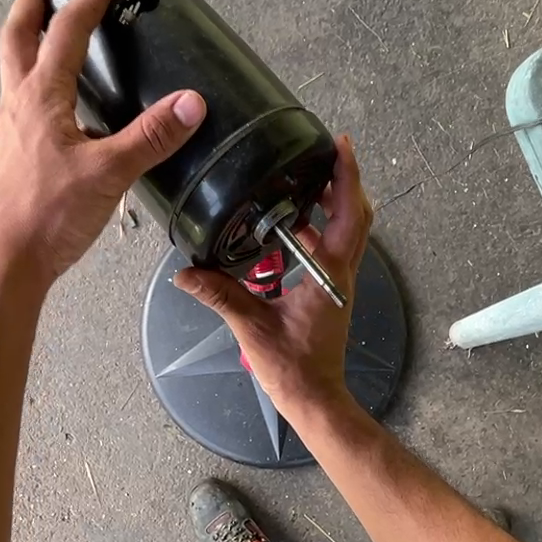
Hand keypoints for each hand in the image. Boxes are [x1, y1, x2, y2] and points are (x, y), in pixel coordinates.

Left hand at [0, 0, 206, 283]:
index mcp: (42, 97)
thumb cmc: (47, 215)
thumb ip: (151, 138)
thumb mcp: (109, 173)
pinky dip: (36, 90)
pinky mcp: (13, 158)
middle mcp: (19, 105)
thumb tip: (189, 104)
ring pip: (14, 70)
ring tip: (53, 41)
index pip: (67, 31)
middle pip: (18, 36)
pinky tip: (57, 114)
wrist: (7, 259)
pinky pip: (22, 107)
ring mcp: (11, 131)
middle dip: (35, 5)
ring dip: (30, 43)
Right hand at [173, 135, 372, 415]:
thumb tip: (184, 273)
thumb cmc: (292, 367)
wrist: (314, 398)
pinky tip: (293, 226)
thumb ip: (220, 295)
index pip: (347, 214)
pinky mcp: (331, 295)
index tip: (339, 143)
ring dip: (334, 205)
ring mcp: (339, 285)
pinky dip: (321, 231)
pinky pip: (334, 251)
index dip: (346, 176)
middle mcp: (341, 274)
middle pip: (357, 217)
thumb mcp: (252, 327)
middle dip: (344, 182)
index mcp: (329, 273)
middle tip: (320, 154)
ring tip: (303, 181)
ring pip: (349, 234)